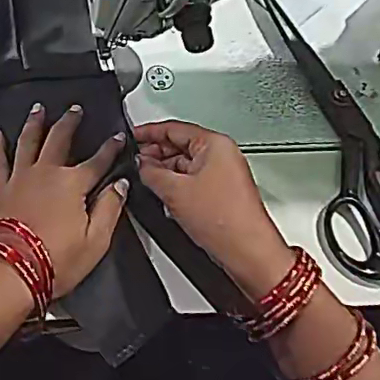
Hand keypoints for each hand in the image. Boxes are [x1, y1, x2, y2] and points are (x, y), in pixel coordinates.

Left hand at [0, 105, 128, 296]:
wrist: (12, 269)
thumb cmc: (53, 260)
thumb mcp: (96, 240)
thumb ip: (110, 208)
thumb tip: (119, 187)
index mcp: (72, 184)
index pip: (97, 161)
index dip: (110, 148)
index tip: (117, 138)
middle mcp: (45, 173)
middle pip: (60, 138)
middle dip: (70, 122)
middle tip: (75, 110)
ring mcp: (21, 178)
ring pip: (28, 140)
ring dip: (35, 122)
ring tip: (39, 109)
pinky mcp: (1, 188)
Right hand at [133, 120, 292, 295]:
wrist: (247, 251)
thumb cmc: (226, 221)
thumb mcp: (174, 190)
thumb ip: (150, 172)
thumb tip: (140, 164)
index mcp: (215, 144)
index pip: (174, 128)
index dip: (148, 132)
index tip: (132, 137)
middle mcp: (222, 154)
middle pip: (179, 144)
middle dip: (155, 153)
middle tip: (136, 161)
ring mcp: (223, 173)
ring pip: (184, 163)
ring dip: (165, 170)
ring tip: (147, 180)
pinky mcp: (221, 190)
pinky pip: (192, 178)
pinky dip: (176, 183)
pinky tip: (164, 193)